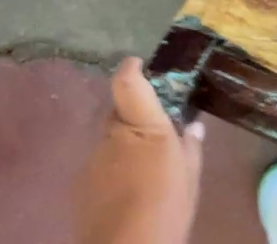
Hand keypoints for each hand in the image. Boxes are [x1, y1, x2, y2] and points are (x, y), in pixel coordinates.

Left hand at [75, 57, 205, 243]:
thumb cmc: (165, 211)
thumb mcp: (190, 179)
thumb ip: (191, 147)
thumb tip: (194, 127)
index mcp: (142, 125)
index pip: (127, 80)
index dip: (132, 67)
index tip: (141, 65)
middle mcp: (112, 133)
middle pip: (119, 109)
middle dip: (134, 115)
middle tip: (155, 131)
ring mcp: (93, 158)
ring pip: (109, 137)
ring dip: (124, 143)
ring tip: (144, 167)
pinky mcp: (82, 183)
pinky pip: (101, 162)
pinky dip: (114, 167)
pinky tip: (128, 188)